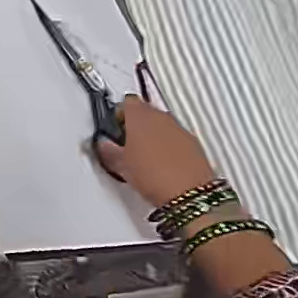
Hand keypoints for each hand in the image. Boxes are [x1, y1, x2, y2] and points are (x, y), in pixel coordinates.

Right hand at [94, 95, 218, 206]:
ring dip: (153, 135)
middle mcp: (161, 116)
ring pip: (161, 124)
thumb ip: (109, 151)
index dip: (119, 114)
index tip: (115, 129)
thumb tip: (104, 145)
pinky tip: (163, 164)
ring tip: (145, 158)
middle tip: (127, 145)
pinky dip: (169, 145)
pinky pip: (176, 137)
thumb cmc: (152, 175)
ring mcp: (179, 128)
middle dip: (136, 125)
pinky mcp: (194, 143)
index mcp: (139, 115)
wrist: (189, 194)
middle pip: (145, 111)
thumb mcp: (121, 166)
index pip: (126, 102)